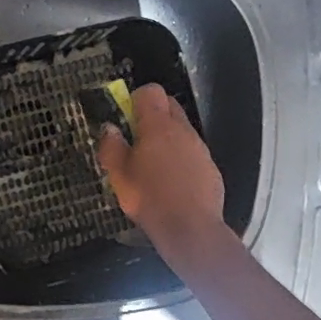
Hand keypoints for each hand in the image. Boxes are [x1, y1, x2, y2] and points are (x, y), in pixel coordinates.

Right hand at [95, 83, 228, 253]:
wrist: (190, 228)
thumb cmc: (149, 199)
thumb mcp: (119, 176)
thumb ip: (111, 147)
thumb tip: (110, 128)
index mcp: (158, 126)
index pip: (151, 91)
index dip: (136, 99)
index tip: (126, 118)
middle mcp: (183, 130)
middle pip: (169, 106)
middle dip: (153, 115)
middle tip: (136, 140)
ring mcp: (200, 148)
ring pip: (182, 130)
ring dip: (167, 138)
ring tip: (153, 166)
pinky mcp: (210, 167)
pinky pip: (192, 152)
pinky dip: (181, 159)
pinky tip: (172, 183)